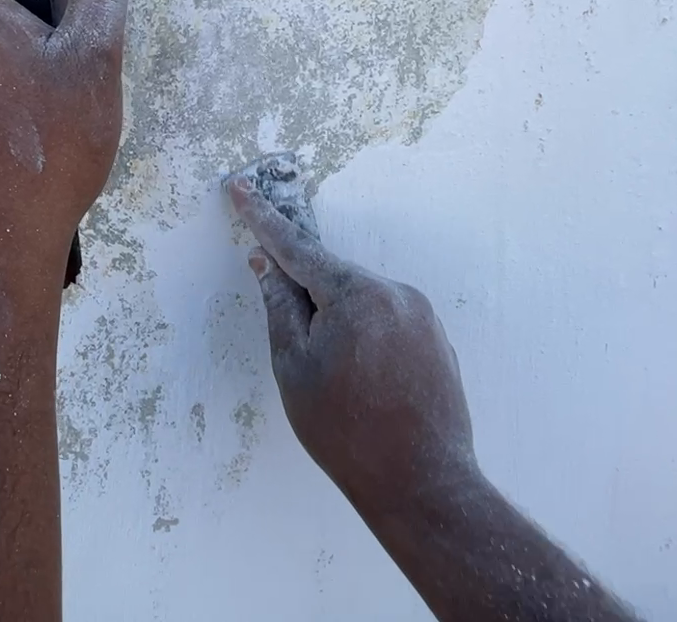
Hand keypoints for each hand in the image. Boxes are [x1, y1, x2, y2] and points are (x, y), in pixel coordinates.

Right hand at [227, 177, 481, 515]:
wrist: (425, 488)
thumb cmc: (346, 430)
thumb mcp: (293, 366)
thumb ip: (279, 305)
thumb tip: (266, 264)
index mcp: (356, 294)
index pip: (296, 246)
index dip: (262, 218)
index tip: (241, 187)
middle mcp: (395, 292)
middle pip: (330, 276)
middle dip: (304, 296)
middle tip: (298, 349)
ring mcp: (421, 315)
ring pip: (357, 299)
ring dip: (334, 319)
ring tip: (335, 379)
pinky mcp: (435, 338)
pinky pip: (384, 318)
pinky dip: (361, 333)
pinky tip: (361, 380)